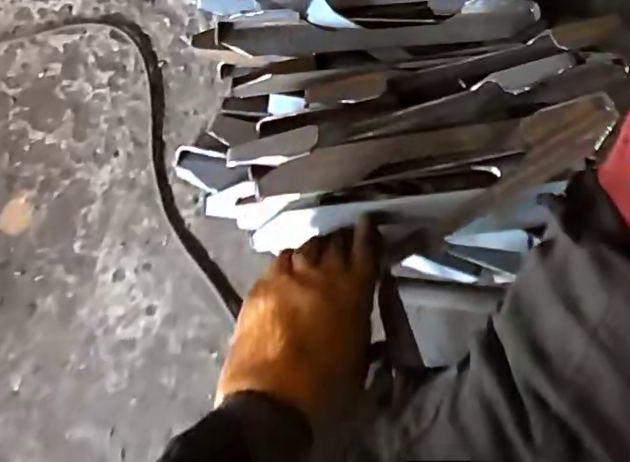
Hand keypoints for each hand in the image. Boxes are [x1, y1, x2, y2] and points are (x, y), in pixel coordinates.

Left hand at [215, 220, 379, 422]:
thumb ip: (364, 319)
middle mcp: (326, 270)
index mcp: (356, 285)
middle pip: (336, 239)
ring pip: (307, 246)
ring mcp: (292, 274)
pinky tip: (287, 272)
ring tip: (312, 259)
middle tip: (339, 247)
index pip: (367, 243)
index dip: (368, 232)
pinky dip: (288, 262)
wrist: (270, 404)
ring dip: (314, 250)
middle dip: (340, 241)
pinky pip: (280, 260)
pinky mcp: (262, 286)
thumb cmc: (325, 384)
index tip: (367, 226)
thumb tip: (363, 309)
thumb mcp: (361, 350)